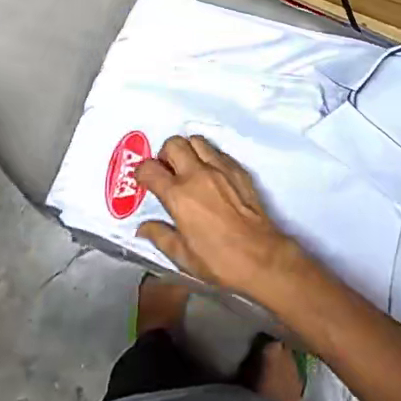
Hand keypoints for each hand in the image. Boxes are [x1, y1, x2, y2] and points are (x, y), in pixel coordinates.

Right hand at [135, 135, 307, 300]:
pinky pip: (219, 152)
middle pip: (174, 143)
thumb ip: (160, 235)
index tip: (143, 181)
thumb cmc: (216, 259)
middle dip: (164, 154)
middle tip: (166, 172)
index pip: (149, 168)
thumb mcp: (181, 255)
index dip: (141, 172)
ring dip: (188, 150)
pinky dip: (209, 157)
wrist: (259, 254)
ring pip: (198, 141)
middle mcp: (198, 174)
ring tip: (188, 169)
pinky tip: (211, 176)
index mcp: (179, 195)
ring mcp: (221, 168)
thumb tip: (144, 227)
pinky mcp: (239, 169)